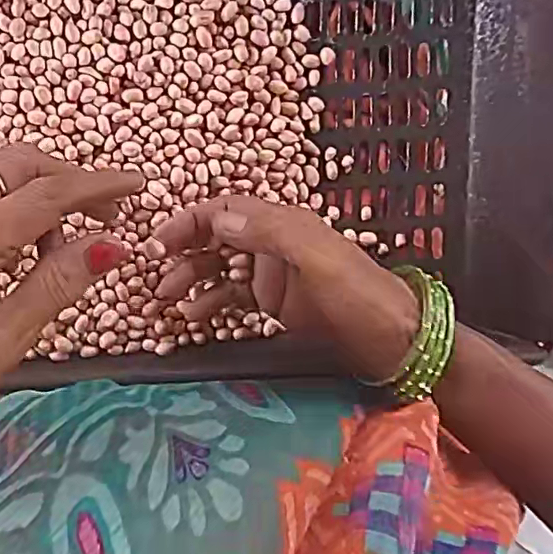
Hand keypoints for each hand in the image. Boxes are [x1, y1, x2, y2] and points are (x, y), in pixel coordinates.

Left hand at [0, 145, 145, 421]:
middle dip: (71, 180)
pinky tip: (26, 246)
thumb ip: (57, 283)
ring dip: (42, 194)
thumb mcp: (4, 338)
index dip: (97, 186)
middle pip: (21, 165)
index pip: (46, 195)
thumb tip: (109, 245)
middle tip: (105, 213)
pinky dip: (14, 205)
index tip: (134, 186)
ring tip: (62, 248)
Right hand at [148, 195, 421, 381]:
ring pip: (217, 268)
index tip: (157, 245)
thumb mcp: (320, 260)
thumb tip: (219, 217)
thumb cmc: (362, 297)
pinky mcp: (273, 301)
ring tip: (167, 299)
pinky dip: (209, 302)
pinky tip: (193, 316)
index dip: (186, 223)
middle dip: (181, 253)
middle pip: (214, 238)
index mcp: (281, 224)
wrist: (397, 342)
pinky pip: (231, 295)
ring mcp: (271, 273)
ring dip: (190, 279)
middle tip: (155, 277)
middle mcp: (271, 243)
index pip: (222, 211)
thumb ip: (272, 233)